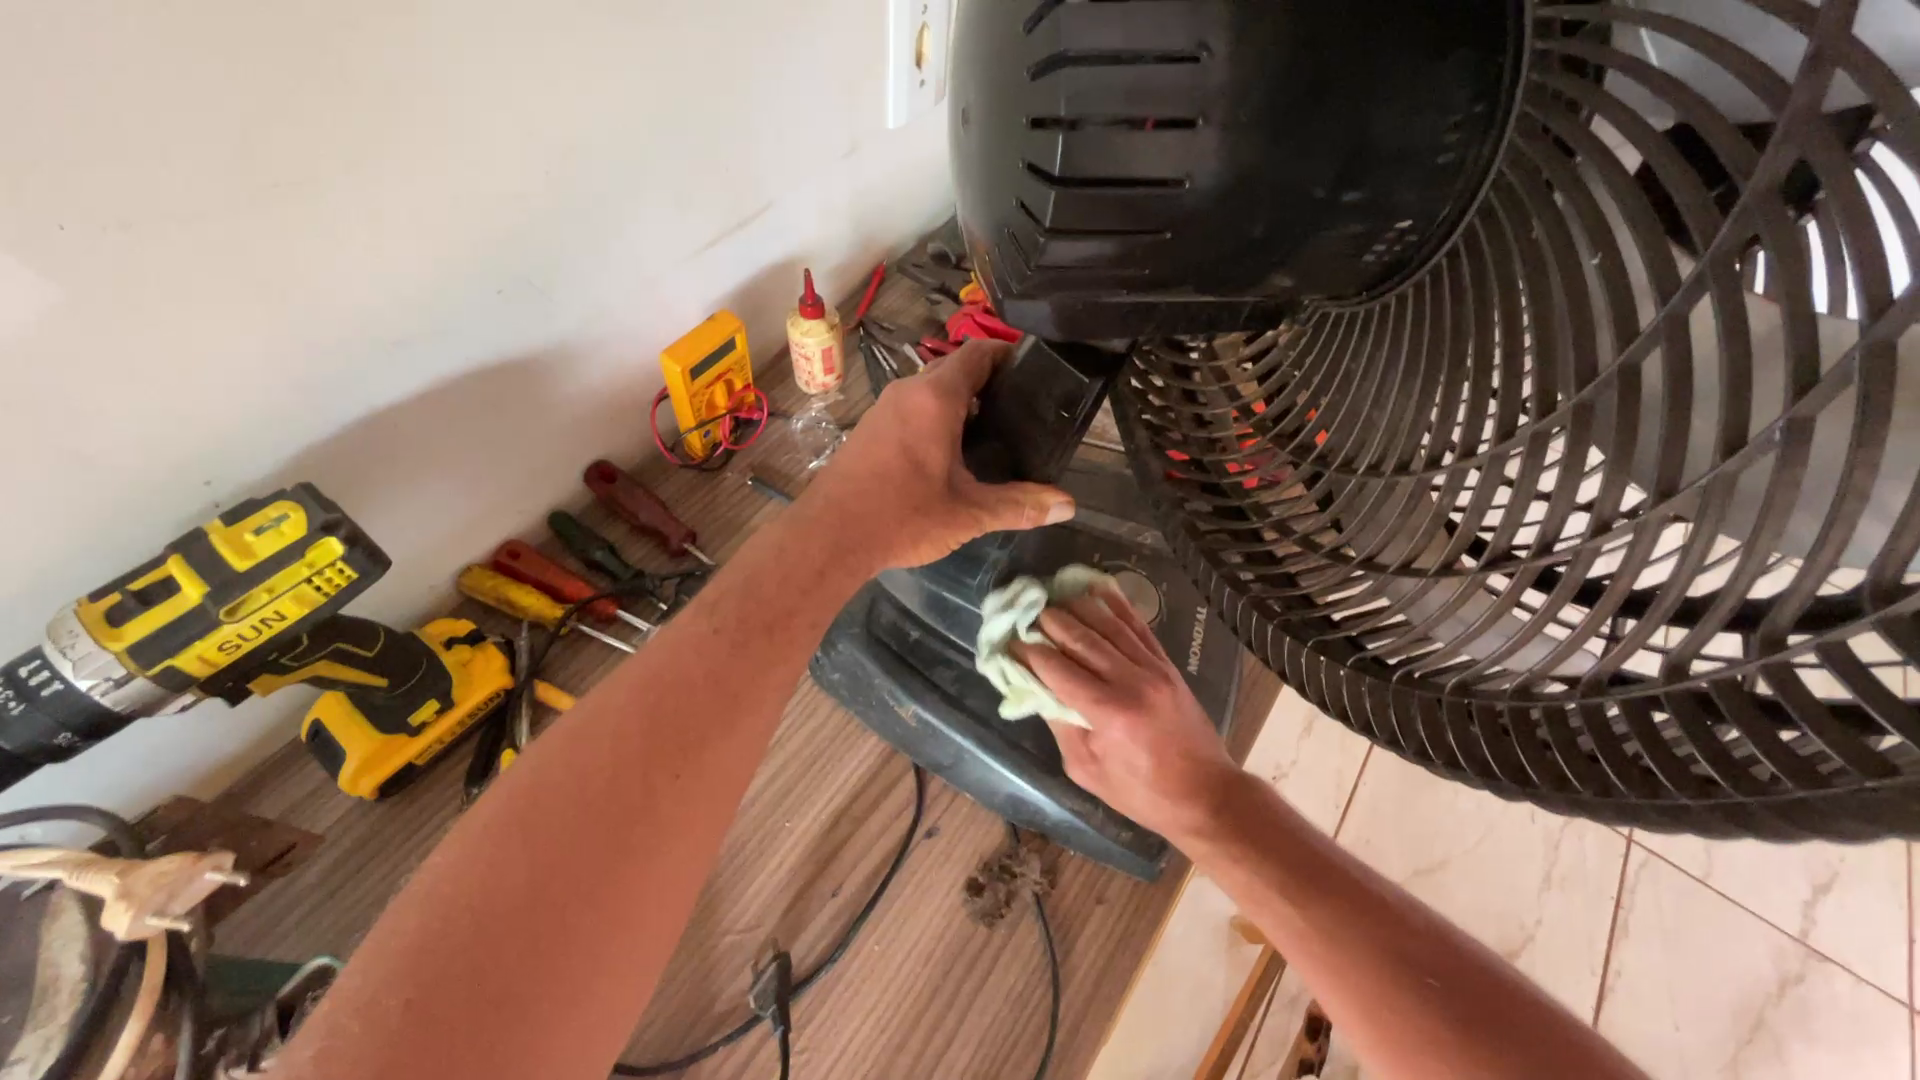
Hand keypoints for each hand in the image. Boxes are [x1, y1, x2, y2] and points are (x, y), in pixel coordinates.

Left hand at [799, 339, 1075, 570]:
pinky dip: (935, 419)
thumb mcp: (968, 514)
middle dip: (987, 383)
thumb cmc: (902, 516)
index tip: (1033, 368)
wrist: (828, 537)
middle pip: (953, 369)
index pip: (977, 353)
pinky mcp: (868, 432)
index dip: (1007, 354)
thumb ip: (1019, 505)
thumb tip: (1067, 506)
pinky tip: (950, 455)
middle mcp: (907, 392)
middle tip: (1020, 409)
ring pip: (929, 391)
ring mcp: (883, 410)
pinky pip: (910, 411)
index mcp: (935, 397)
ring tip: (991, 433)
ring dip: (959, 404)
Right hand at [1012, 583, 1245, 842]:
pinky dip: (1117, 606)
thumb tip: (1037, 689)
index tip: (1009, 641)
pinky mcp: (1167, 666)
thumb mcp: (1088, 770)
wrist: (1205, 794)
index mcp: (1108, 713)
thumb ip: (1061, 726)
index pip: (1058, 670)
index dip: (1030, 653)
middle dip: (1050, 622)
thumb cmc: (1142, 793)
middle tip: (1026, 612)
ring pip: (1109, 626)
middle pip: (1082, 639)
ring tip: (1053, 598)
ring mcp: (1153, 669)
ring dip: (1078, 608)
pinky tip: (1098, 589)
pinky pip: (1139, 627)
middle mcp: (1131, 682)